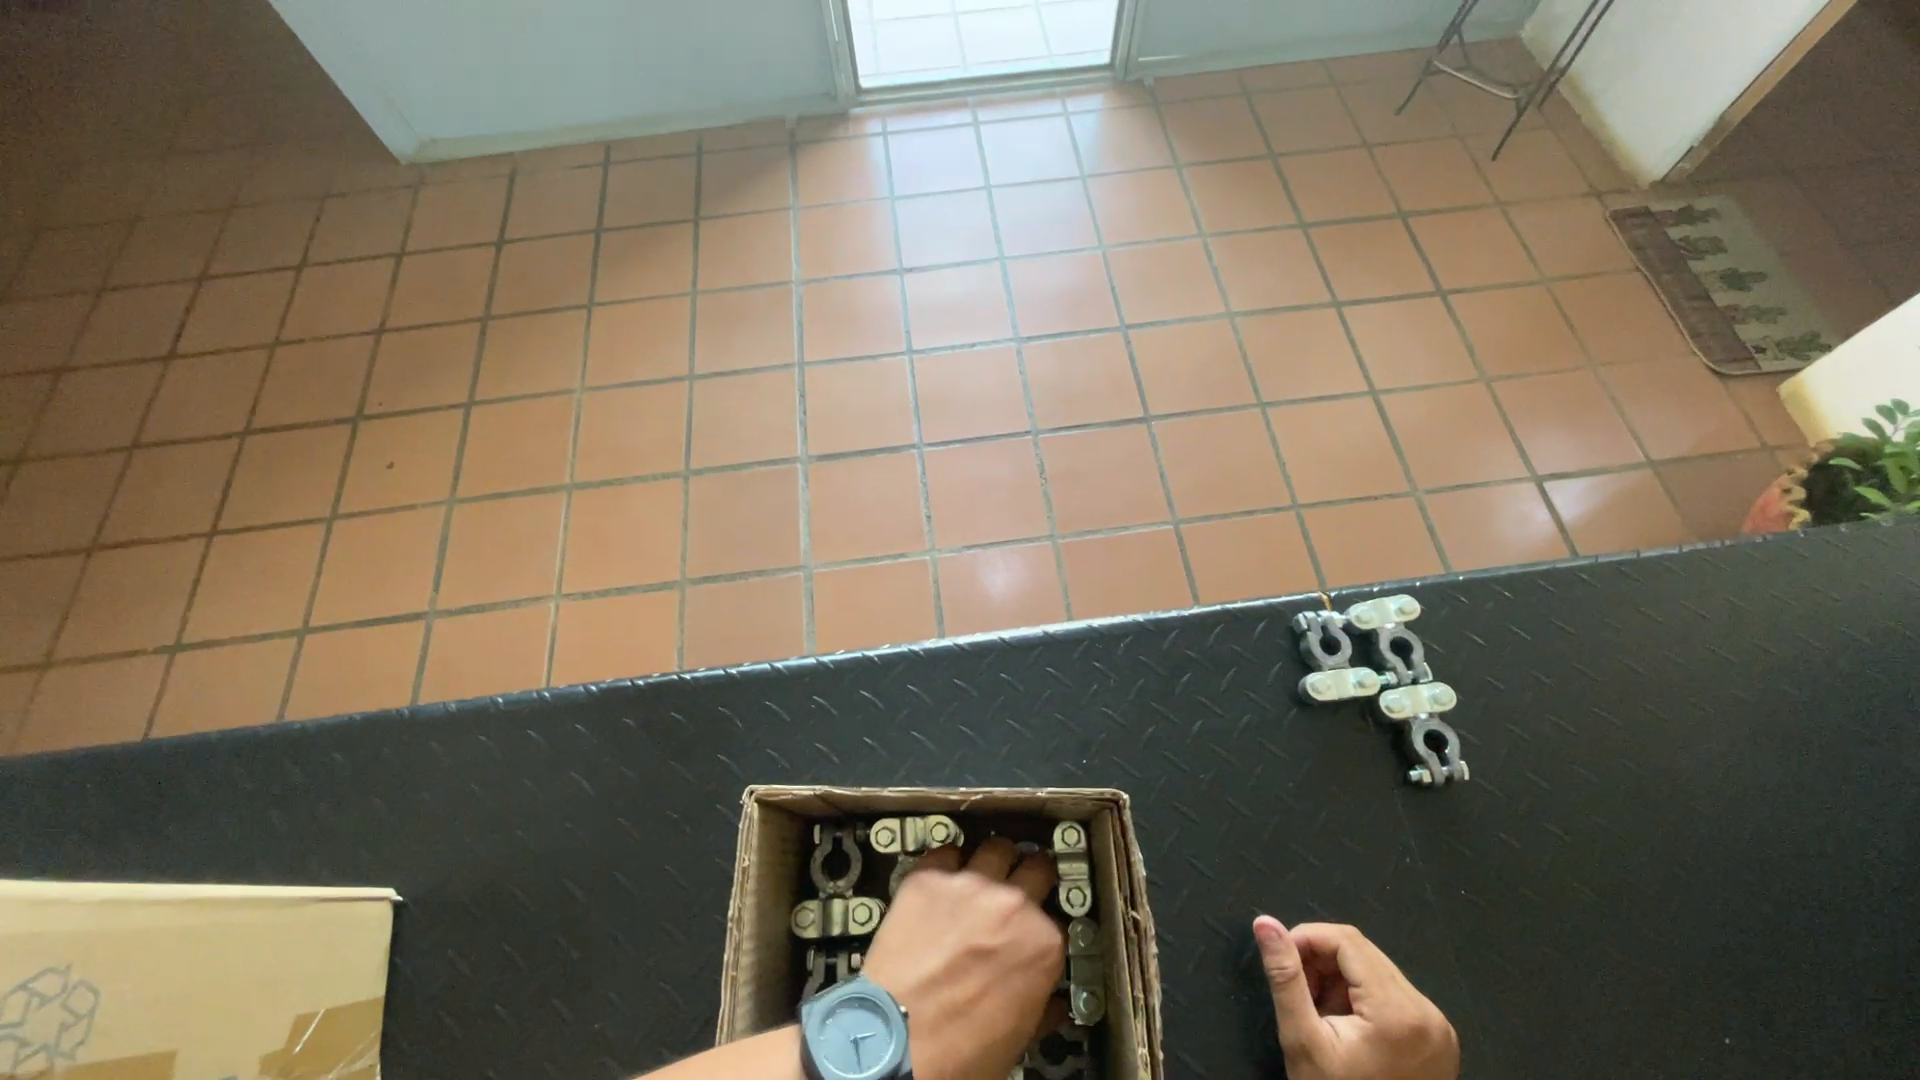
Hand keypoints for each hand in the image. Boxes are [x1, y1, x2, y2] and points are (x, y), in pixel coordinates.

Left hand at [862, 839, 1063, 1079]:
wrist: (896, 1041)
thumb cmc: (961, 1051)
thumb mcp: (1020, 1037)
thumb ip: (1041, 1005)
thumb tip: (1051, 1002)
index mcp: (1043, 943)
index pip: (1055, 917)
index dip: (1040, 923)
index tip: (1030, 925)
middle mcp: (1013, 904)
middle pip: (1035, 866)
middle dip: (1029, 874)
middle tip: (1017, 883)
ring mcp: (970, 885)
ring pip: (995, 848)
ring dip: (992, 860)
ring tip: (981, 872)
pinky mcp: (928, 878)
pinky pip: (945, 853)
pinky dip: (946, 864)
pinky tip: (941, 881)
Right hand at [1253, 916, 1458, 1079]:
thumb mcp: (1302, 1039)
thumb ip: (1284, 976)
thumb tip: (1264, 921)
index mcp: (1399, 1011)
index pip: (1347, 940)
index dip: (1308, 938)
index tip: (1283, 963)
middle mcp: (1428, 1012)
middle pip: (1364, 953)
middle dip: (1322, 961)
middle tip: (1299, 994)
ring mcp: (1439, 1028)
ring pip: (1377, 970)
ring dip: (1339, 978)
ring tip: (1319, 1012)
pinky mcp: (1439, 1039)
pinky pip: (1393, 994)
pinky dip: (1361, 997)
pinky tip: (1343, 1024)